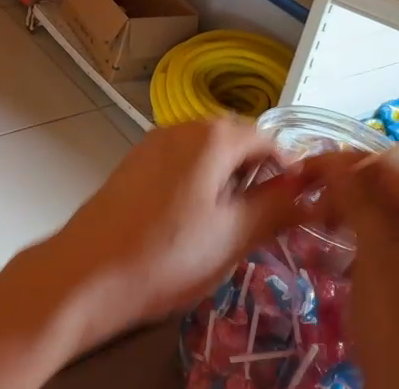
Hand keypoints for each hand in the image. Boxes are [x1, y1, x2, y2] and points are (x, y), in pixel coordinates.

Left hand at [33, 117, 311, 340]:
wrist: (88, 272)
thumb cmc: (168, 254)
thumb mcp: (233, 236)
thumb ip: (276, 208)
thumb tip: (310, 192)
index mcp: (211, 136)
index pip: (265, 138)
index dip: (288, 169)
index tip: (302, 204)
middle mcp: (181, 127)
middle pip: (234, 140)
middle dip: (258, 173)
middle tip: (271, 219)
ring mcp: (152, 143)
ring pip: (205, 152)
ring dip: (228, 179)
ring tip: (234, 226)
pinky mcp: (134, 164)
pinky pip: (180, 163)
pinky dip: (199, 183)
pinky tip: (195, 223)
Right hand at [311, 148, 398, 388]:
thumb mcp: (379, 258)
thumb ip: (358, 202)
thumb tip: (334, 156)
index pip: (388, 170)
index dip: (344, 162)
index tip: (300, 169)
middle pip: (381, 197)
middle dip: (339, 192)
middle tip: (299, 201)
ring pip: (374, 228)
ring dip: (340, 220)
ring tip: (307, 229)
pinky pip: (372, 259)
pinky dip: (347, 252)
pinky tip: (324, 261)